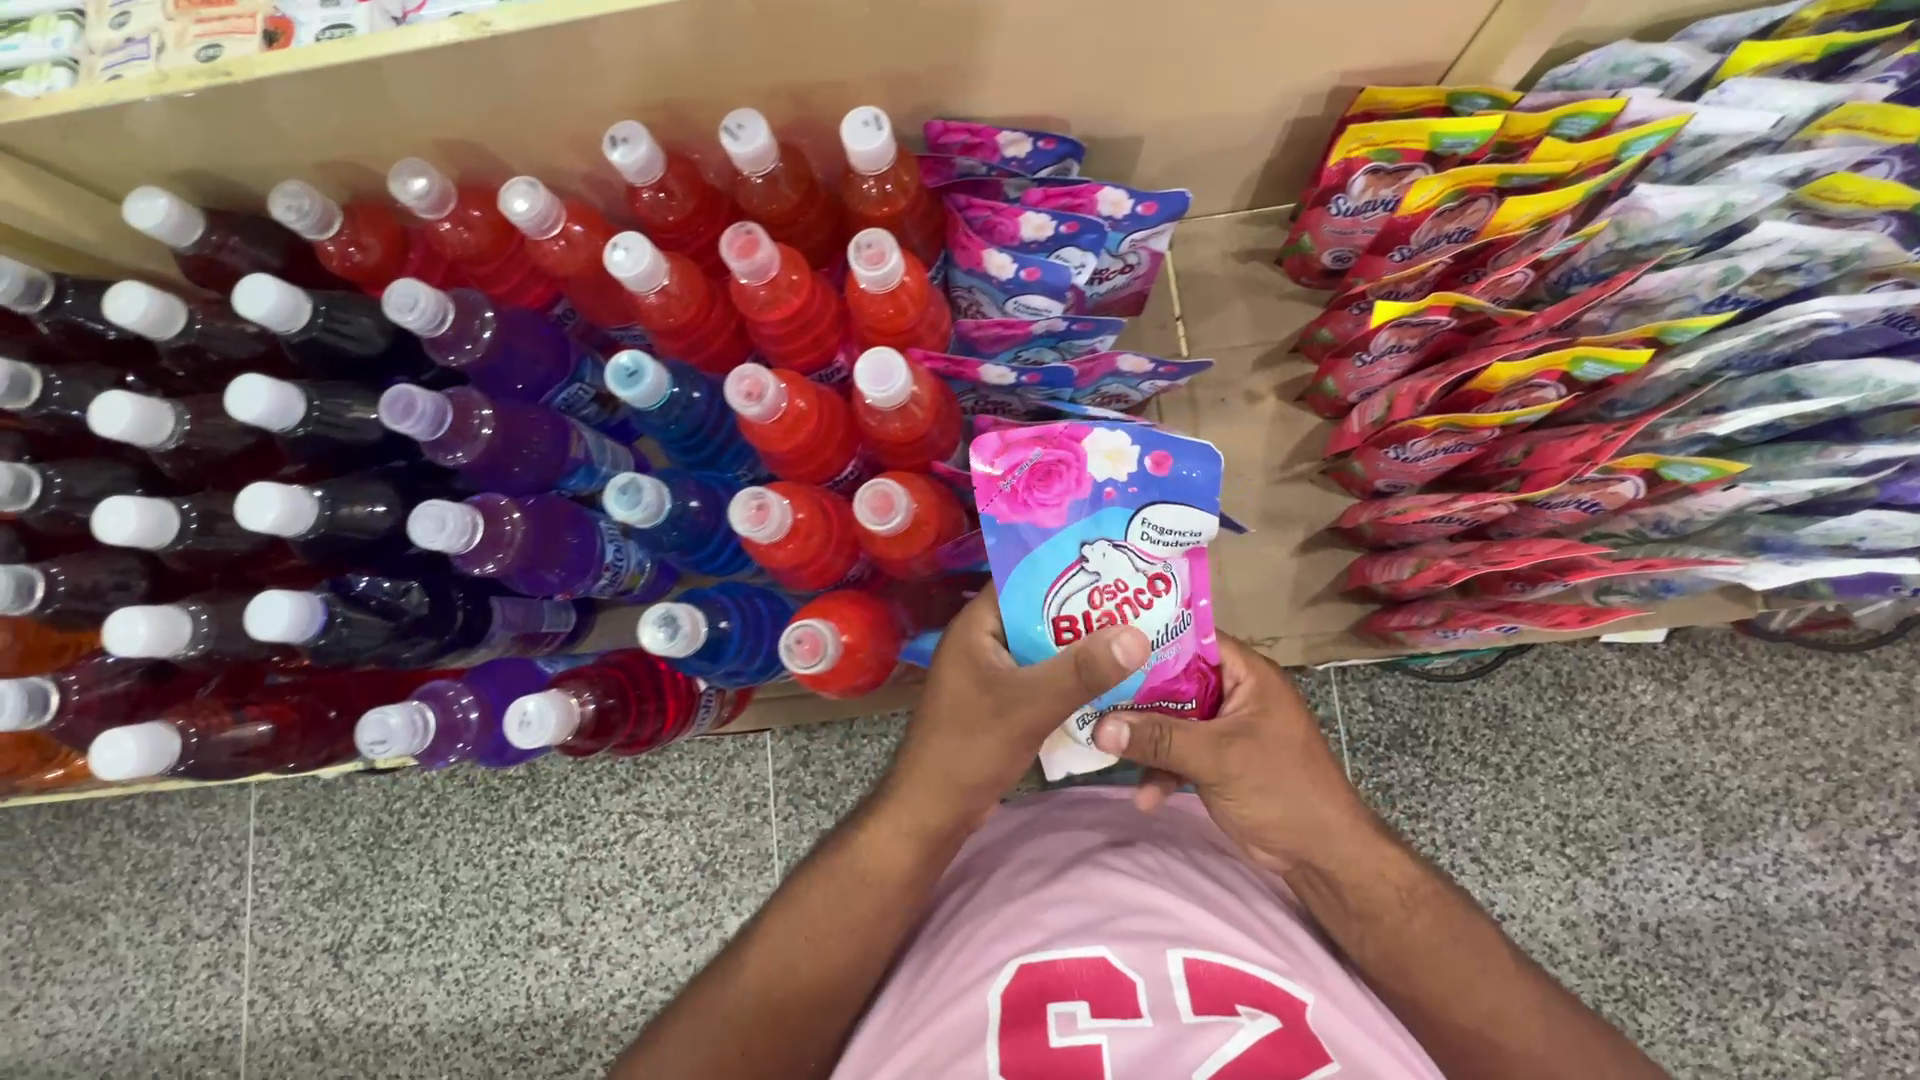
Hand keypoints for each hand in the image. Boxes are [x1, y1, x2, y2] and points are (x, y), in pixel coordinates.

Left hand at [885, 584, 1149, 829]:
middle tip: (1144, 602)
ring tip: (1141, 637)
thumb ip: (1081, 670)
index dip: (1071, 569)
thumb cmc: (970, 748)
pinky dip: (1075, 680)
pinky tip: (1115, 682)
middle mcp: (985, 640)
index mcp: (978, 624)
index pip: (1025, 577)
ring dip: (1086, 649)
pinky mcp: (1004, 703)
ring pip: (1048, 649)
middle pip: (1043, 614)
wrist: (933, 812)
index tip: (1121, 564)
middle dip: (1089, 612)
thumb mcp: (1029, 704)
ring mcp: (994, 673)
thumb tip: (1138, 634)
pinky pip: (1046, 679)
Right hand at [1091, 634, 1380, 874]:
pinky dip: (1160, 772)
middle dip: (1133, 694)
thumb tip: (1101, 727)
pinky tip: (1145, 798)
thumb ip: (1160, 739)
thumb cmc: (1283, 790)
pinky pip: (1176, 753)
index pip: (1191, 637)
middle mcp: (1232, 693)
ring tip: (1106, 749)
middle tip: (1089, 694)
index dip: (1149, 637)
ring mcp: (1222, 728)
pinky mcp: (1214, 760)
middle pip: (1172, 680)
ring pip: (1169, 719)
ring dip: (1143, 739)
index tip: (1102, 640)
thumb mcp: (1219, 758)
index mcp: (1245, 674)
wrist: (1322, 857)